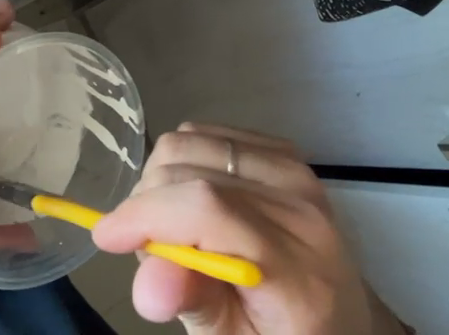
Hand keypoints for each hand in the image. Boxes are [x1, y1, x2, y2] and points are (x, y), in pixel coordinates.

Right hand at [91, 123, 405, 334]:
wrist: (341, 321)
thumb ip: (193, 304)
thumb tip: (146, 284)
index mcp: (298, 273)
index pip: (209, 211)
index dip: (147, 215)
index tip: (106, 238)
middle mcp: (302, 210)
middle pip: (189, 171)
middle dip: (146, 207)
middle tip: (147, 248)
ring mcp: (295, 172)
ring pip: (187, 142)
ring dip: (159, 179)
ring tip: (170, 224)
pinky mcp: (283, 151)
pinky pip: (202, 132)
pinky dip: (180, 160)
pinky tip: (190, 196)